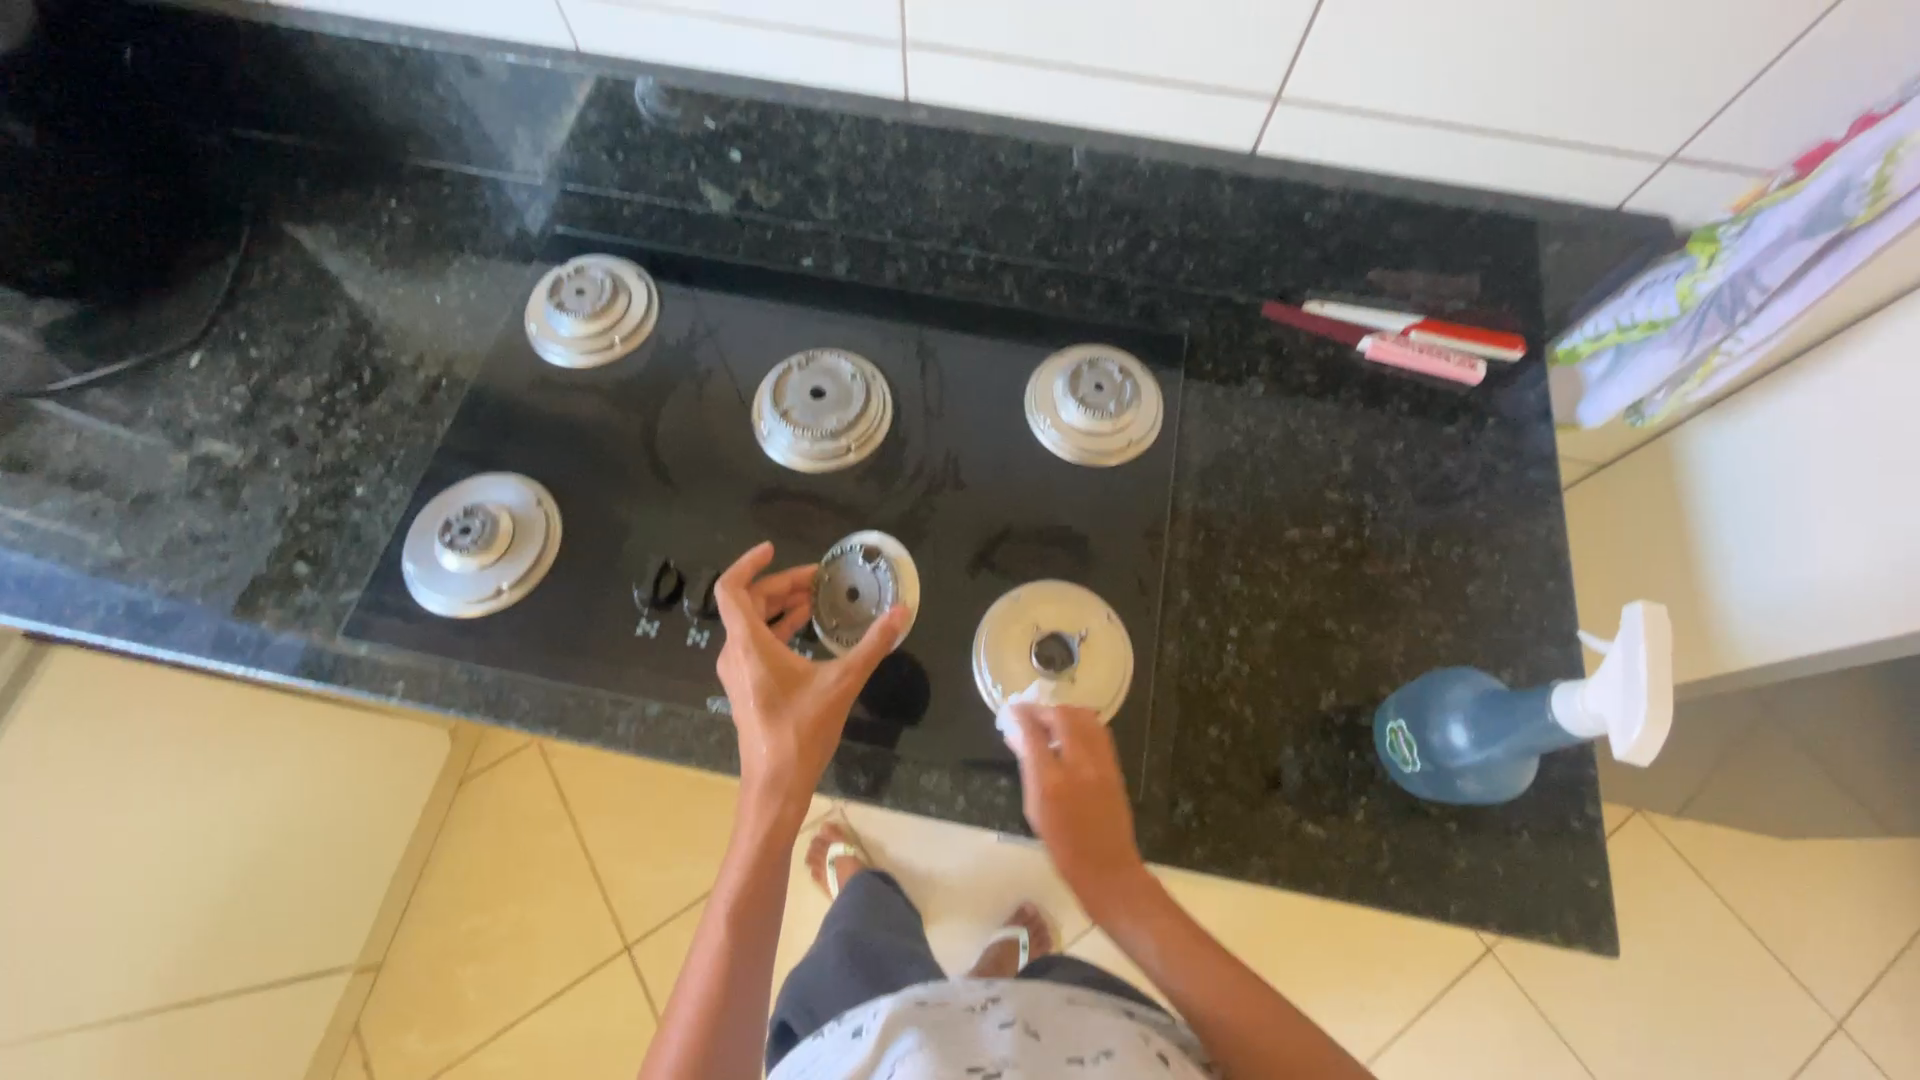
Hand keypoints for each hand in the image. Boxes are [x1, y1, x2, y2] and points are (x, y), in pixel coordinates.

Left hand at [714, 541, 908, 815]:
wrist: (775, 786)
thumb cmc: (801, 732)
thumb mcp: (842, 683)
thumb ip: (872, 645)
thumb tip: (902, 612)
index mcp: (748, 644)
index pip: (732, 589)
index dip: (749, 563)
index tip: (773, 548)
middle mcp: (735, 654)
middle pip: (747, 604)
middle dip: (780, 585)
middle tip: (816, 579)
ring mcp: (738, 673)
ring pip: (750, 625)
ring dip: (779, 607)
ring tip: (815, 600)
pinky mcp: (747, 689)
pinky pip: (755, 645)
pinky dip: (777, 629)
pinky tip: (806, 633)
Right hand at [1002, 703, 1149, 902]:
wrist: (1106, 866)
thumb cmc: (1062, 844)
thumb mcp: (1034, 807)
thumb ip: (1028, 767)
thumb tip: (1017, 737)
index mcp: (1050, 781)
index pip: (1032, 733)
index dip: (1019, 715)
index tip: (1010, 710)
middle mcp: (1078, 765)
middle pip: (1061, 716)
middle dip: (1042, 710)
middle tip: (1029, 715)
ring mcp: (1101, 763)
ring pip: (1084, 718)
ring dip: (1063, 713)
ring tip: (1049, 722)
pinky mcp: (1115, 766)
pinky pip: (1098, 731)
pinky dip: (1081, 724)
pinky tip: (1071, 734)